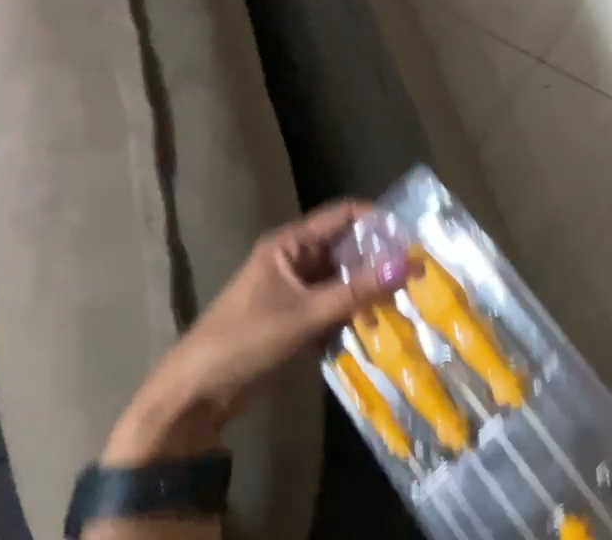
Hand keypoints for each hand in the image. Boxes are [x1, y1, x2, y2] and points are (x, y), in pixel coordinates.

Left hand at [101, 201, 417, 464]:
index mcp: (290, 245)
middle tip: (418, 271)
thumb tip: (412, 265)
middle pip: (349, 245)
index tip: (413, 238)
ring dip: (372, 285)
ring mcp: (297, 287)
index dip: (379, 220)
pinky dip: (358, 307)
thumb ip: (360, 290)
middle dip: (382, 257)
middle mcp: (296, 258)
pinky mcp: (298, 313)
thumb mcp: (306, 315)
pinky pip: (338, 299)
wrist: (193, 397)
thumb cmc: (244, 342)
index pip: (345, 214)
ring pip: (346, 275)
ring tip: (407, 297)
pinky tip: (382, 320)